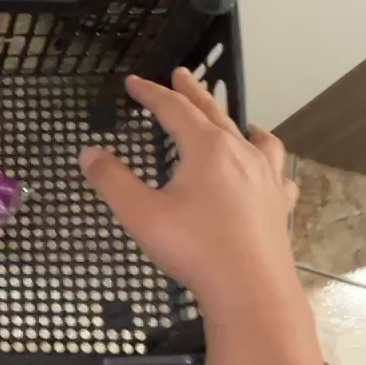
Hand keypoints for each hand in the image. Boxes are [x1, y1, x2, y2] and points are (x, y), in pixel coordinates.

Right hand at [80, 70, 324, 364]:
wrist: (250, 289)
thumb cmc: (193, 248)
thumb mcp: (140, 214)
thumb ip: (111, 180)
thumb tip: (87, 153)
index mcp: (206, 149)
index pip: (174, 109)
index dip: (151, 93)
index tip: (133, 82)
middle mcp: (240, 153)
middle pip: (214, 113)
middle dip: (192, 93)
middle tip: (181, 75)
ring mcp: (265, 177)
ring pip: (253, 137)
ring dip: (237, 122)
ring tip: (235, 119)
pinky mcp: (278, 203)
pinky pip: (276, 172)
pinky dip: (267, 161)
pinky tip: (267, 170)